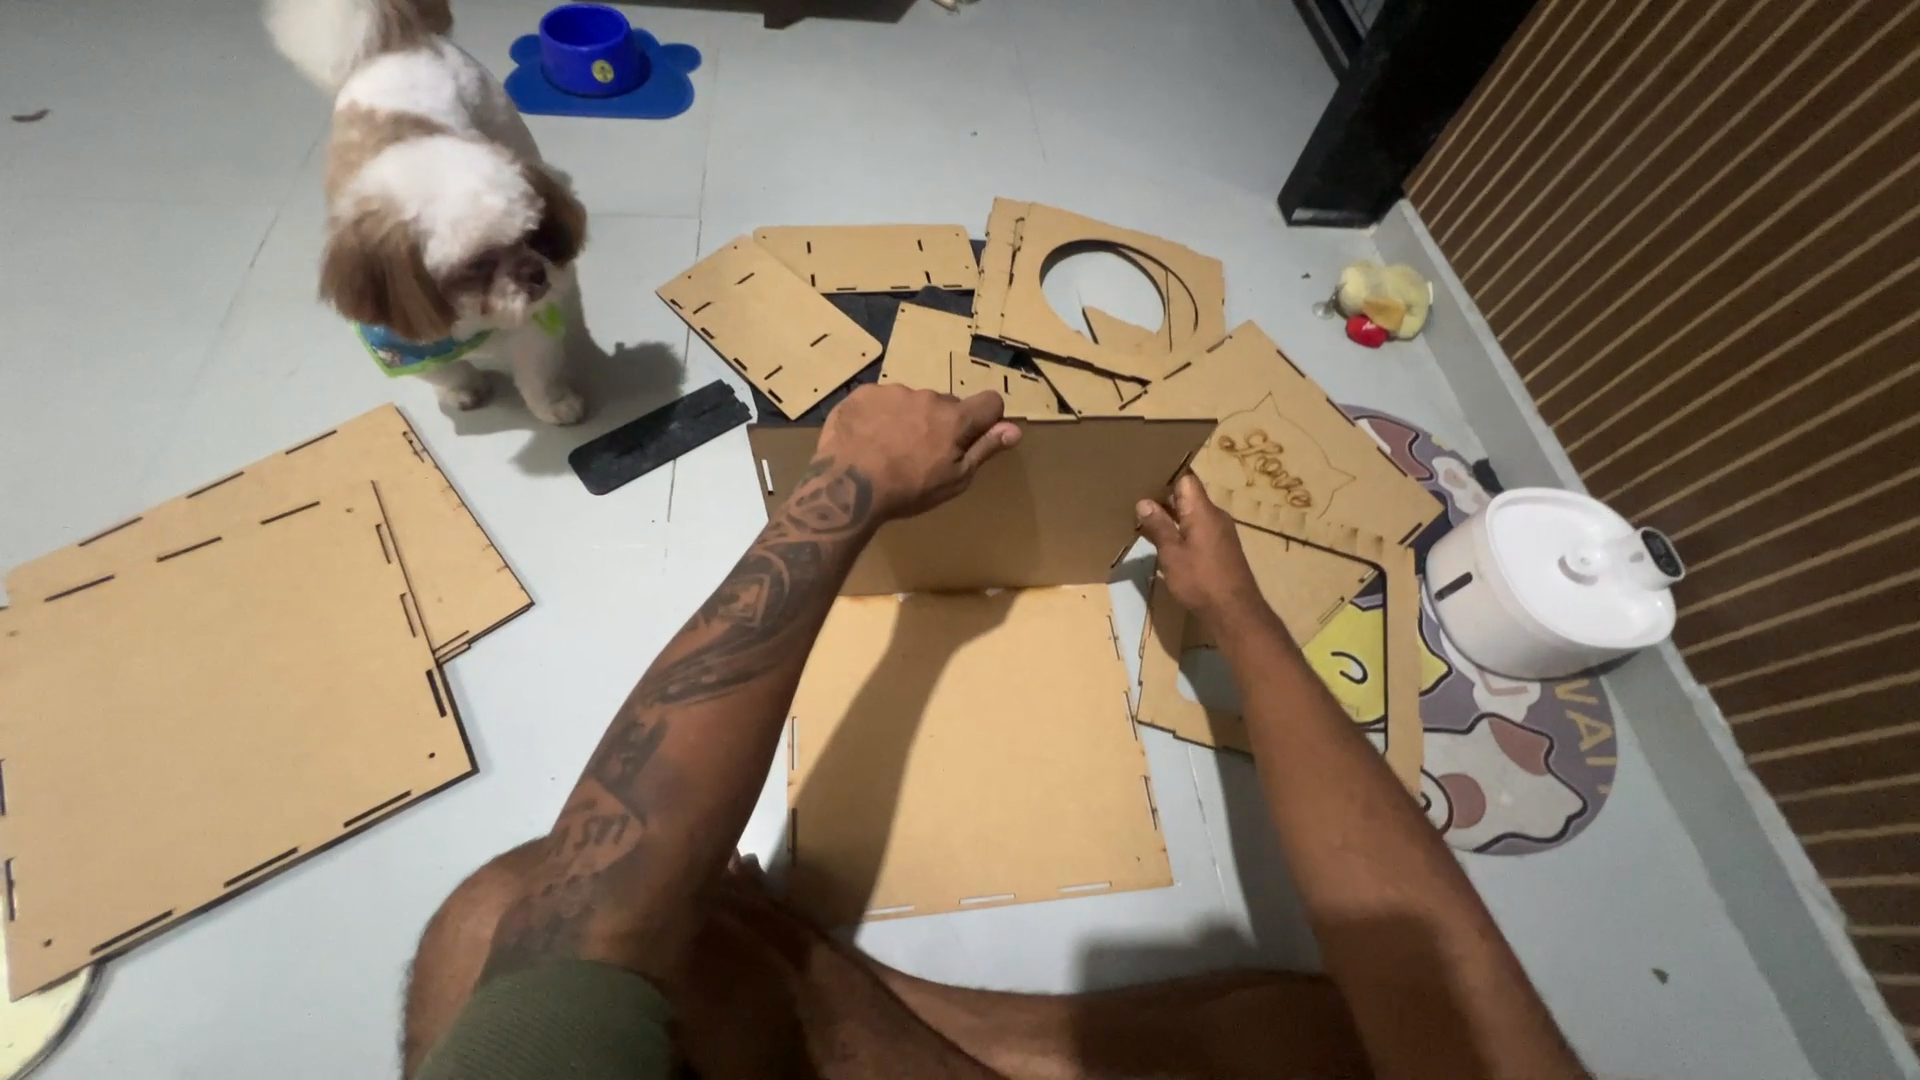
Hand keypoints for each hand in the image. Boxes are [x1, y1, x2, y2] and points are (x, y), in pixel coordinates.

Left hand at [815, 385, 1021, 519]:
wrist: (847, 488)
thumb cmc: (907, 491)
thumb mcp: (954, 480)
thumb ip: (985, 450)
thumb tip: (1015, 429)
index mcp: (955, 418)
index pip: (990, 401)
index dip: (987, 418)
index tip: (972, 437)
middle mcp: (928, 397)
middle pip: (946, 404)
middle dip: (940, 423)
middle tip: (921, 454)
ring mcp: (893, 392)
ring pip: (911, 401)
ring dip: (908, 418)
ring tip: (888, 450)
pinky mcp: (862, 394)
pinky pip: (880, 400)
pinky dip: (878, 416)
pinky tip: (866, 440)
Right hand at [1136, 474, 1266, 625]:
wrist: (1234, 611)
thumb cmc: (1200, 580)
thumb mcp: (1172, 554)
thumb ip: (1158, 526)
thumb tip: (1144, 502)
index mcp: (1203, 511)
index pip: (1186, 479)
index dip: (1166, 474)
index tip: (1144, 474)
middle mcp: (1215, 516)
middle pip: (1188, 496)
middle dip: (1163, 496)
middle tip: (1135, 496)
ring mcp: (1220, 532)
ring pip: (1192, 513)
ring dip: (1170, 515)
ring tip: (1143, 518)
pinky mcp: (1220, 548)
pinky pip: (1197, 528)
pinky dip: (1180, 529)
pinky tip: (1163, 540)